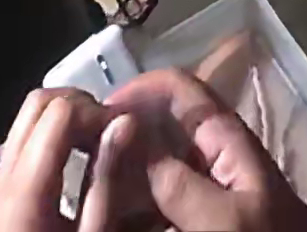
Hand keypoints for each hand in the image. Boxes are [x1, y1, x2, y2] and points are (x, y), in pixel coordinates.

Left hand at [0, 88, 133, 231]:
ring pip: (28, 117)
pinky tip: (76, 163)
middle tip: (108, 132)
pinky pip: (24, 141)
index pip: (59, 111)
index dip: (95, 112)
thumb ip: (106, 181)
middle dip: (79, 105)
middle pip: (38, 103)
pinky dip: (52, 135)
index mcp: (24, 191)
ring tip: (96, 144)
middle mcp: (2, 178)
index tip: (122, 135)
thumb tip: (126, 121)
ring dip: (65, 117)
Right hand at [104, 69, 306, 231]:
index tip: (96, 112)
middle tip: (82, 159)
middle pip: (159, 127)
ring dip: (124, 176)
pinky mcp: (202, 217)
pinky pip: (161, 203)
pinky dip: (138, 208)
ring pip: (155, 168)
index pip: (177, 88)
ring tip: (90, 193)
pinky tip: (113, 219)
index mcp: (221, 136)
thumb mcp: (223, 220)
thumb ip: (175, 182)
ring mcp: (207, 186)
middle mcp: (210, 152)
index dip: (138, 89)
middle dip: (122, 137)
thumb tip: (127, 140)